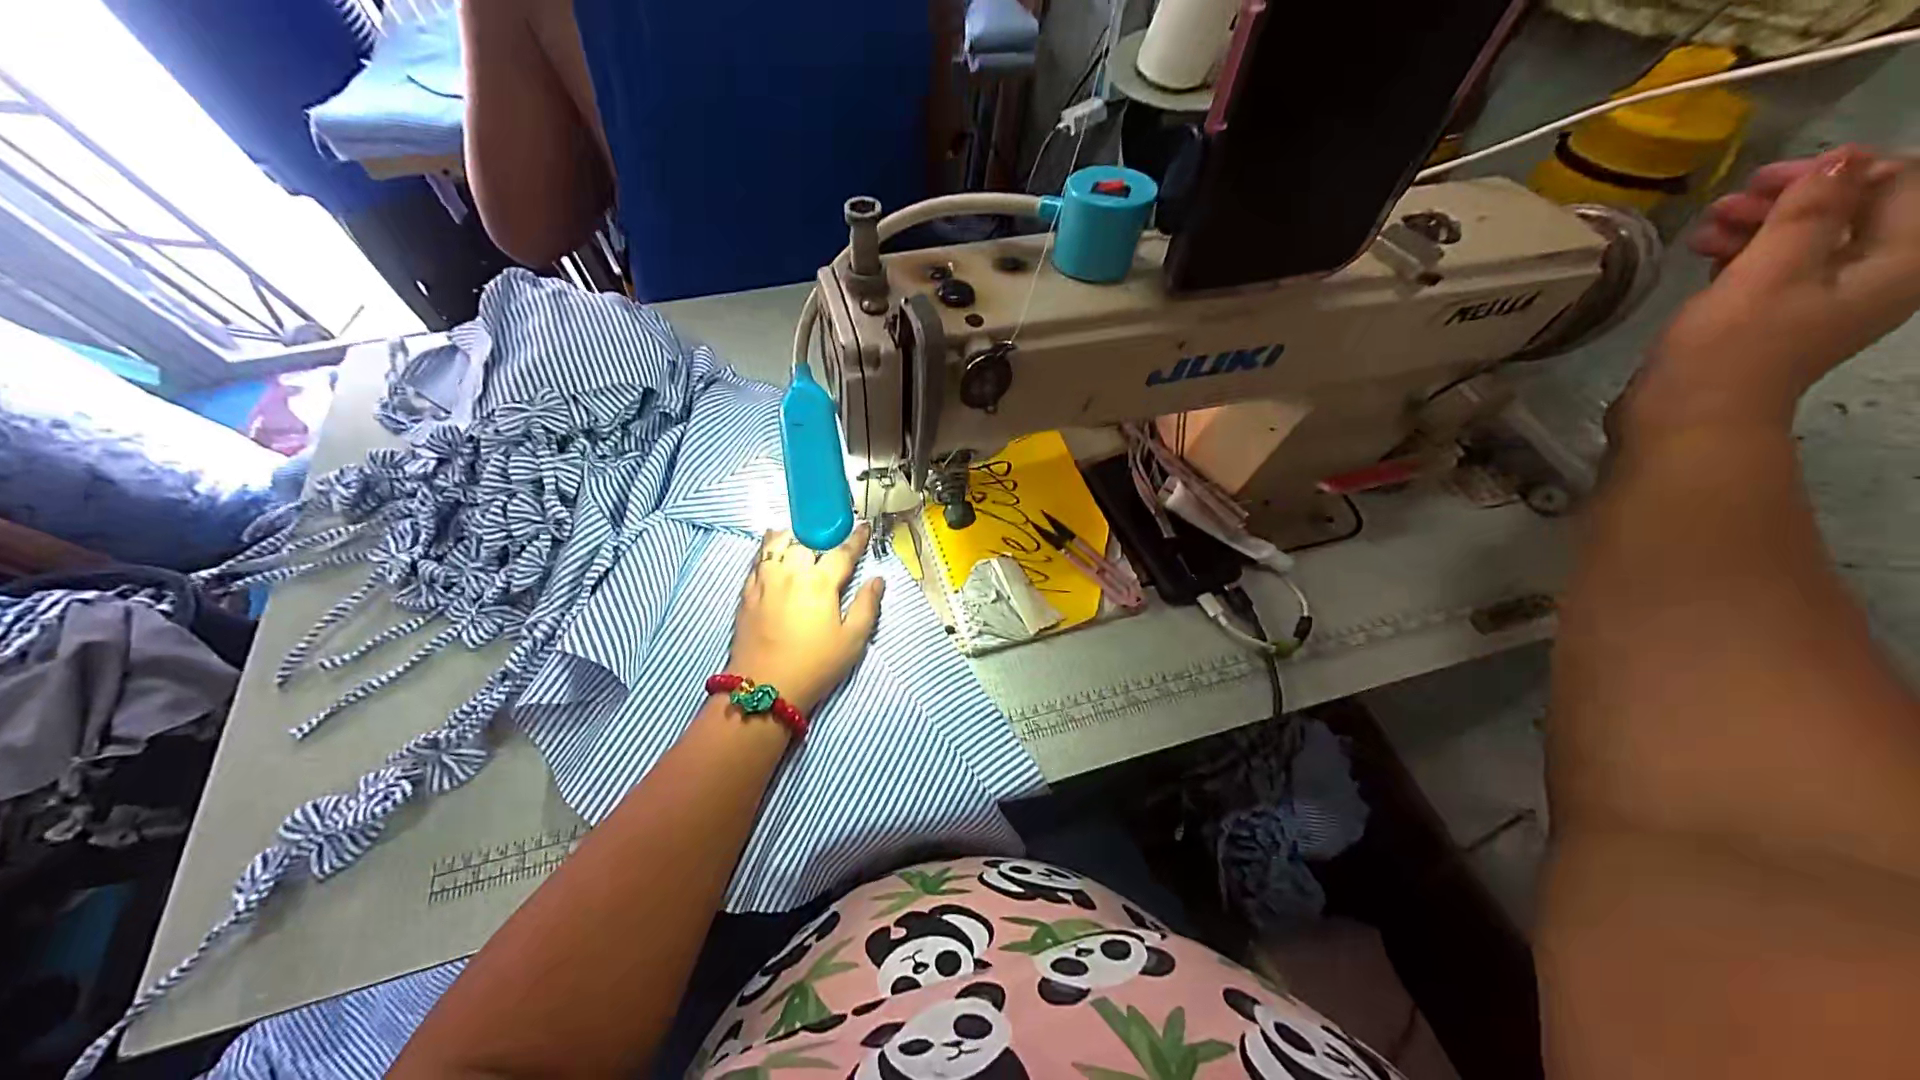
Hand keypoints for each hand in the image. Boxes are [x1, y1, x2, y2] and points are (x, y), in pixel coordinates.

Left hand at [725, 524, 884, 717]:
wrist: (764, 687)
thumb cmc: (815, 666)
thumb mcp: (852, 640)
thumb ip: (867, 606)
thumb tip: (877, 579)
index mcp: (820, 583)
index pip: (842, 551)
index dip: (855, 538)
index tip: (863, 527)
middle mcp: (790, 573)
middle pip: (807, 540)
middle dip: (822, 534)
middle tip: (833, 536)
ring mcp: (765, 580)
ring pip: (777, 542)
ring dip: (793, 535)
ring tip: (803, 536)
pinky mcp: (747, 592)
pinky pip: (757, 559)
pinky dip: (767, 547)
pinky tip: (772, 547)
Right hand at [1624, 146, 1919, 436]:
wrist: (1687, 419)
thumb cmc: (1731, 347)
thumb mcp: (1769, 271)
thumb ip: (1810, 211)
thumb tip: (1841, 160)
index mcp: (1898, 263)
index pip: (1902, 186)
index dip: (1843, 171)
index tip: (1773, 175)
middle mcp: (1872, 278)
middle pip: (1853, 211)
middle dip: (1794, 197)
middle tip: (1731, 199)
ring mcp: (1818, 301)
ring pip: (1805, 238)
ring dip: (1759, 223)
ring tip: (1705, 227)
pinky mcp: (1771, 318)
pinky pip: (1772, 268)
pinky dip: (1741, 252)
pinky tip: (1703, 252)